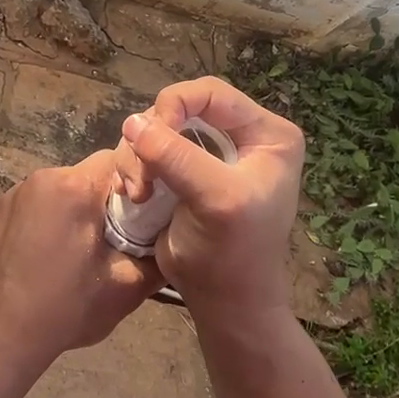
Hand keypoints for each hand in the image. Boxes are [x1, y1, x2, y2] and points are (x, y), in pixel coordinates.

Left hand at [0, 151, 161, 363]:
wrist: (4, 331)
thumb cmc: (68, 307)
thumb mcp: (126, 288)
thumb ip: (157, 257)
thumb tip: (173, 240)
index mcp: (76, 188)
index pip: (116, 159)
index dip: (133, 183)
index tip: (138, 215)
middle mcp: (43, 178)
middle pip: (86, 175)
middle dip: (102, 201)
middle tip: (110, 240)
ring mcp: (15, 191)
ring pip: (60, 189)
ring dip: (72, 210)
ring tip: (75, 251)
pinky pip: (34, 202)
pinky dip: (45, 219)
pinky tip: (44, 253)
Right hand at [112, 77, 304, 315]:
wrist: (224, 304)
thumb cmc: (234, 255)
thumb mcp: (214, 200)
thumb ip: (177, 156)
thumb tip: (132, 122)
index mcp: (267, 134)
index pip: (211, 93)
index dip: (176, 106)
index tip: (152, 138)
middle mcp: (240, 135)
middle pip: (178, 108)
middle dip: (152, 139)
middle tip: (141, 178)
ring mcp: (209, 153)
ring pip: (155, 128)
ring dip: (137, 157)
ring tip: (135, 192)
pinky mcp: (182, 171)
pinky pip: (146, 149)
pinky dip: (132, 167)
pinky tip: (131, 193)